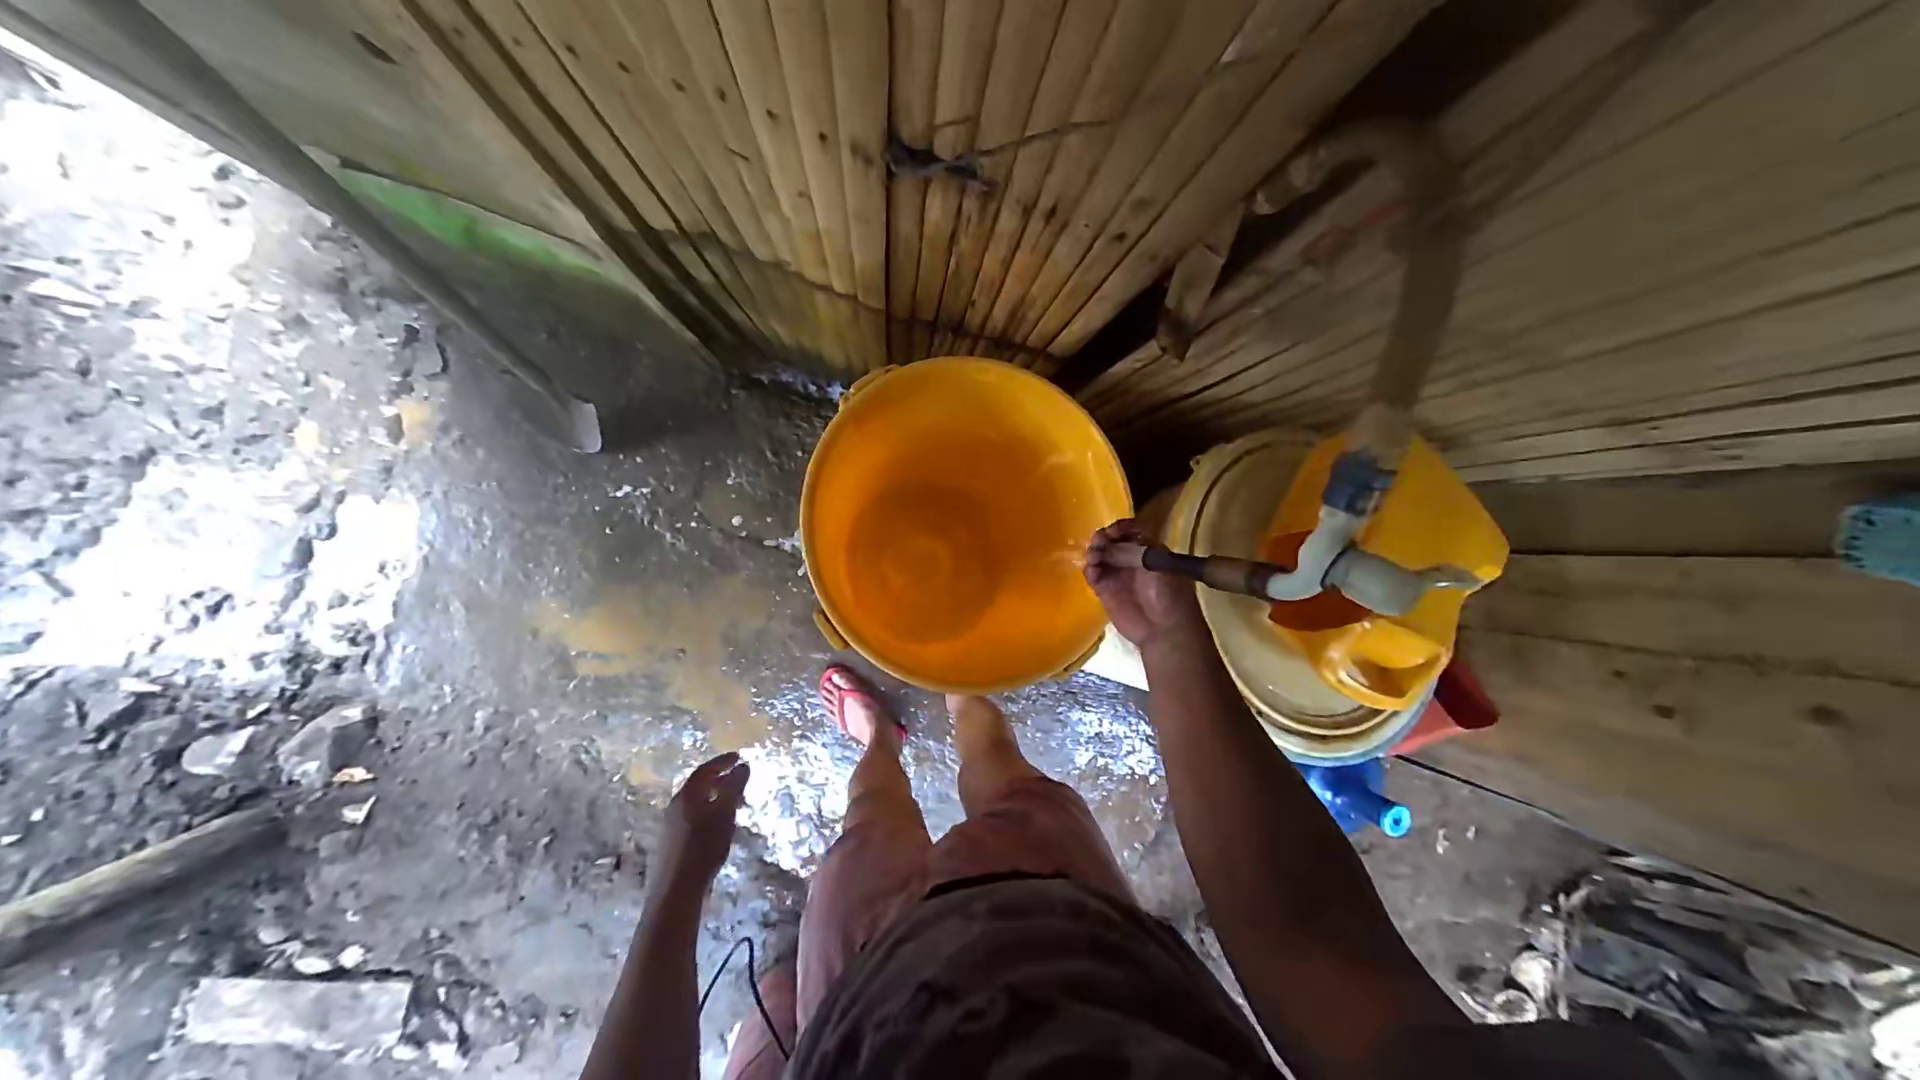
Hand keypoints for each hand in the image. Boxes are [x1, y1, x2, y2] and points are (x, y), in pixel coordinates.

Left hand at [649, 752, 749, 900]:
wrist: (676, 891)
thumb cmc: (704, 847)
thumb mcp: (724, 814)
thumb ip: (734, 787)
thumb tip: (743, 765)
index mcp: (686, 796)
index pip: (705, 770)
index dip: (723, 761)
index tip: (740, 756)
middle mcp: (675, 806)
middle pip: (699, 785)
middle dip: (720, 779)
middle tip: (739, 778)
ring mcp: (670, 826)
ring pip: (696, 802)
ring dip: (715, 797)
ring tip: (734, 802)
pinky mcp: (671, 843)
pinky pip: (693, 817)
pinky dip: (709, 811)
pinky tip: (719, 825)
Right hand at [1085, 519, 1205, 649]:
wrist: (1165, 629)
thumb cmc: (1170, 594)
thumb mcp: (1158, 565)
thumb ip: (1135, 551)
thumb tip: (1109, 544)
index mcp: (1146, 549)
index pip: (1129, 530)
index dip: (1120, 527)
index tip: (1113, 531)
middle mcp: (1129, 559)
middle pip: (1110, 540)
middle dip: (1103, 538)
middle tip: (1099, 542)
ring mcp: (1116, 574)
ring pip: (1098, 555)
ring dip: (1094, 552)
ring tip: (1095, 557)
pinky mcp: (1104, 590)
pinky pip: (1092, 574)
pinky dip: (1089, 569)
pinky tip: (1093, 571)